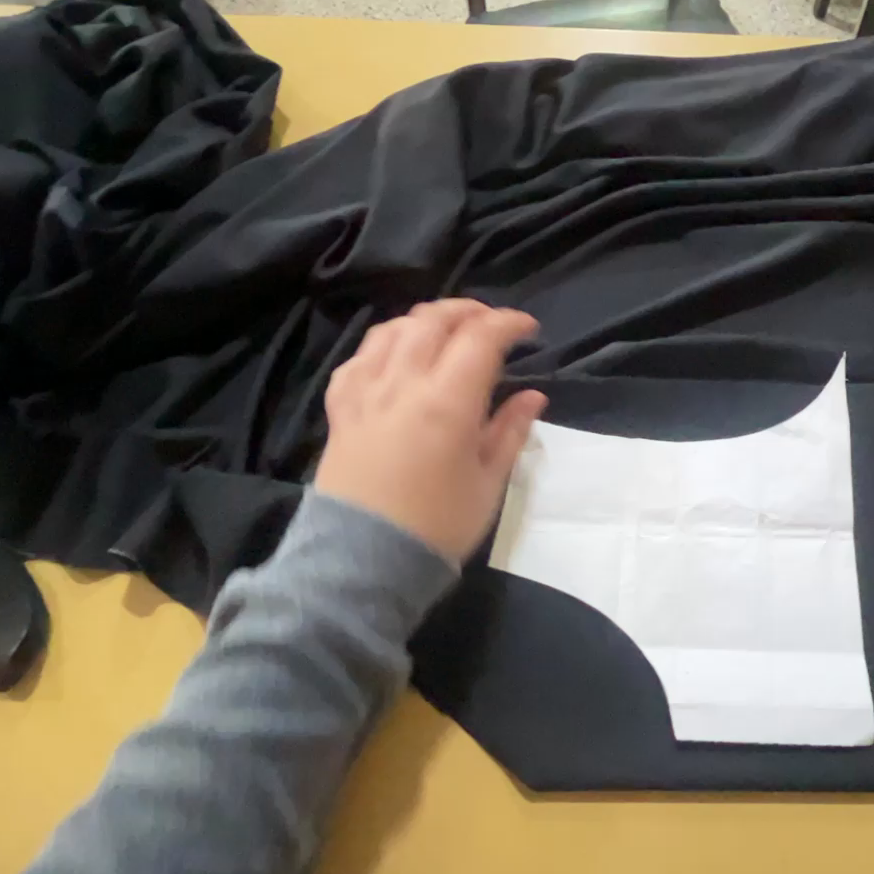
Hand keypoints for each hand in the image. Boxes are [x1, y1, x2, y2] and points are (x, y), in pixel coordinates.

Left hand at [314, 300, 547, 566]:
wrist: (364, 562)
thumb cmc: (438, 524)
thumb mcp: (488, 482)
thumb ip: (511, 431)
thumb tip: (533, 396)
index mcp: (447, 401)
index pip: (480, 337)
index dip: (509, 323)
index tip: (529, 330)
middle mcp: (403, 383)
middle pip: (433, 321)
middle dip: (468, 311)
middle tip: (492, 325)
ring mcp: (366, 393)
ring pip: (392, 330)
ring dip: (425, 321)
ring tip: (445, 333)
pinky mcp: (341, 409)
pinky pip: (358, 359)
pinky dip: (383, 345)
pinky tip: (395, 356)